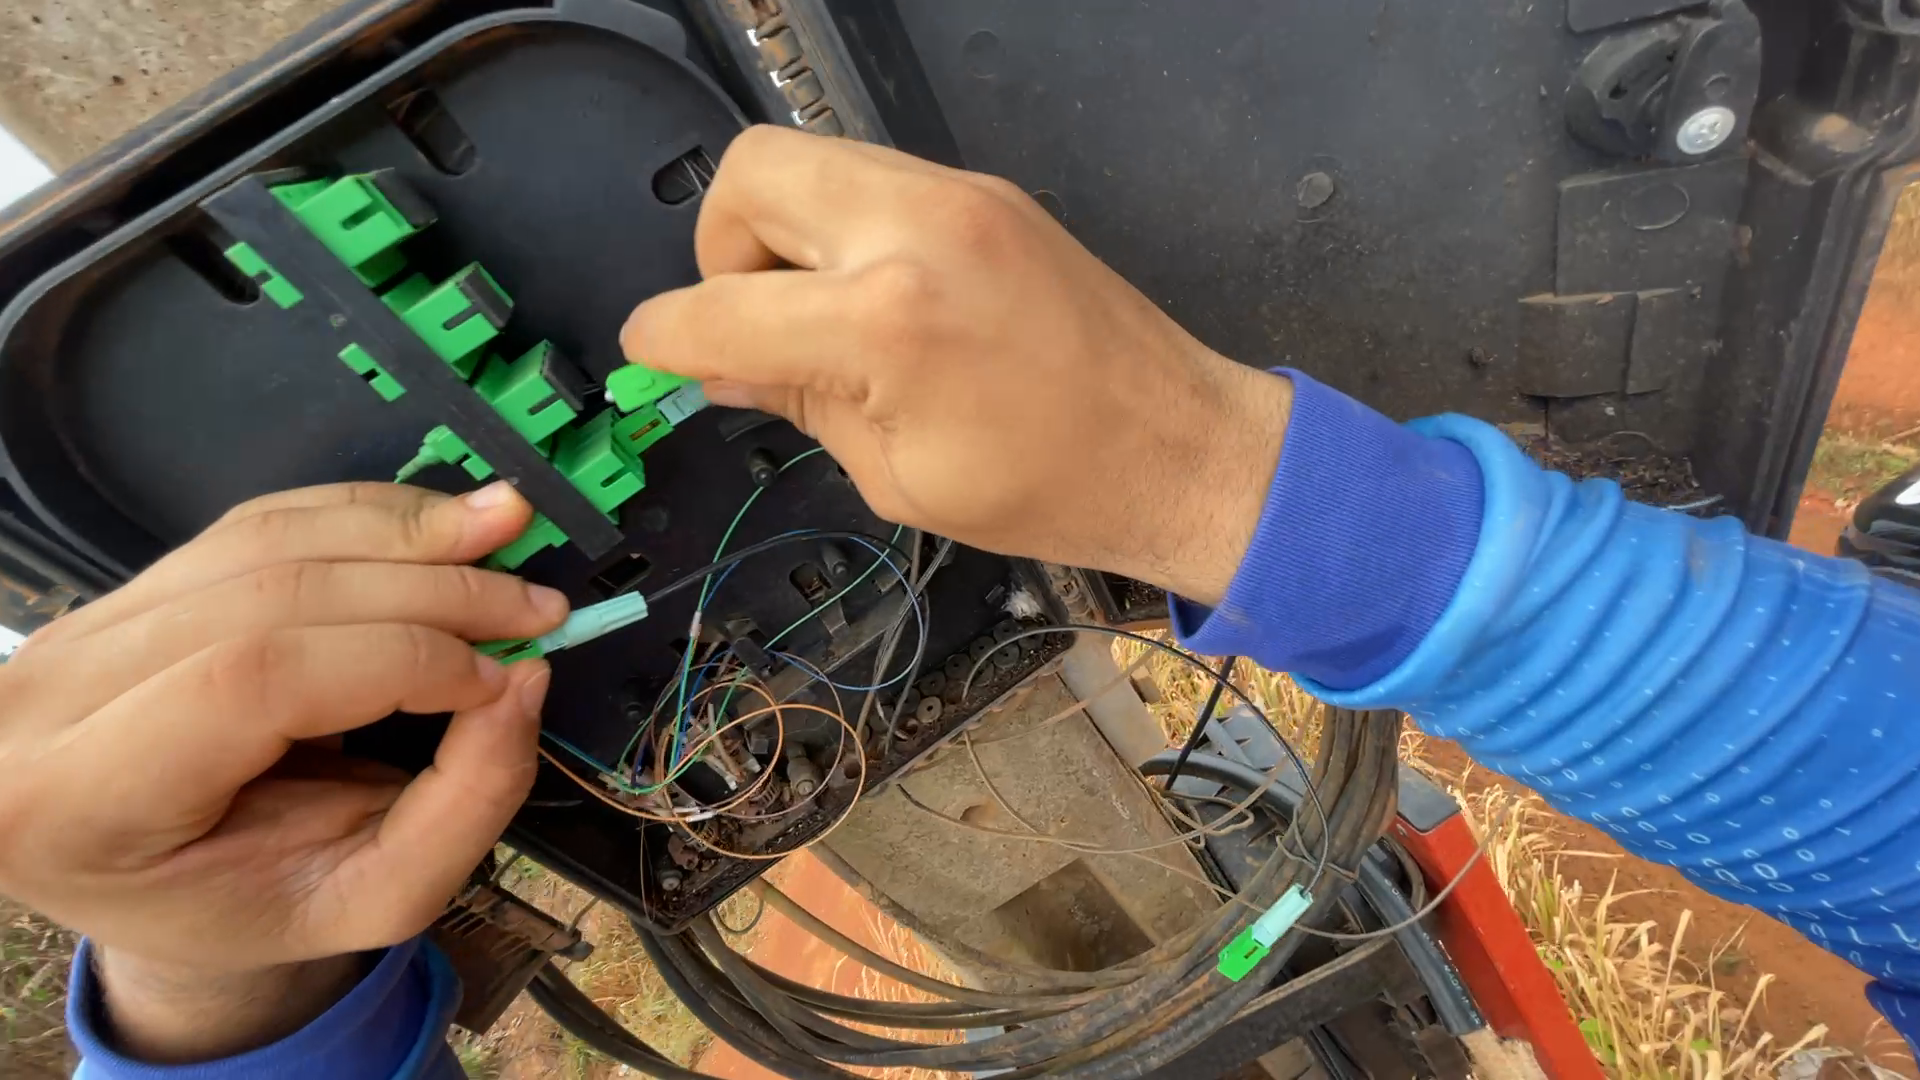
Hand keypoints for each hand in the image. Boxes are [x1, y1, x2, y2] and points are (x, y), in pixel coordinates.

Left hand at [0, 482, 564, 1059]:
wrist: (184, 880)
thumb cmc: (274, 901)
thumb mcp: (388, 894)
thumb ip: (471, 800)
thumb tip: (526, 676)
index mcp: (79, 805)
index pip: (255, 680)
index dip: (404, 659)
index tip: (503, 676)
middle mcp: (47, 699)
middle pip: (274, 592)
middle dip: (438, 589)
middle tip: (542, 605)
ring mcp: (83, 626)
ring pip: (274, 536)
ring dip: (416, 528)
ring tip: (510, 528)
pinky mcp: (142, 586)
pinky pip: (272, 517)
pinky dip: (379, 512)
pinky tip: (450, 526)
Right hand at [623, 127, 1290, 605]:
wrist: (1180, 451)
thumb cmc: (1049, 496)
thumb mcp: (901, 478)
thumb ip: (802, 404)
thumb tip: (726, 364)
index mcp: (883, 323)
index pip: (720, 307)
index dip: (665, 338)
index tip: (652, 355)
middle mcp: (913, 226)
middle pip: (747, 174)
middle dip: (719, 251)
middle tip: (753, 324)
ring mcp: (960, 194)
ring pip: (811, 163)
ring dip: (784, 235)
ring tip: (820, 319)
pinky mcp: (991, 193)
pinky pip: (875, 183)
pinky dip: (845, 232)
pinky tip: (877, 301)